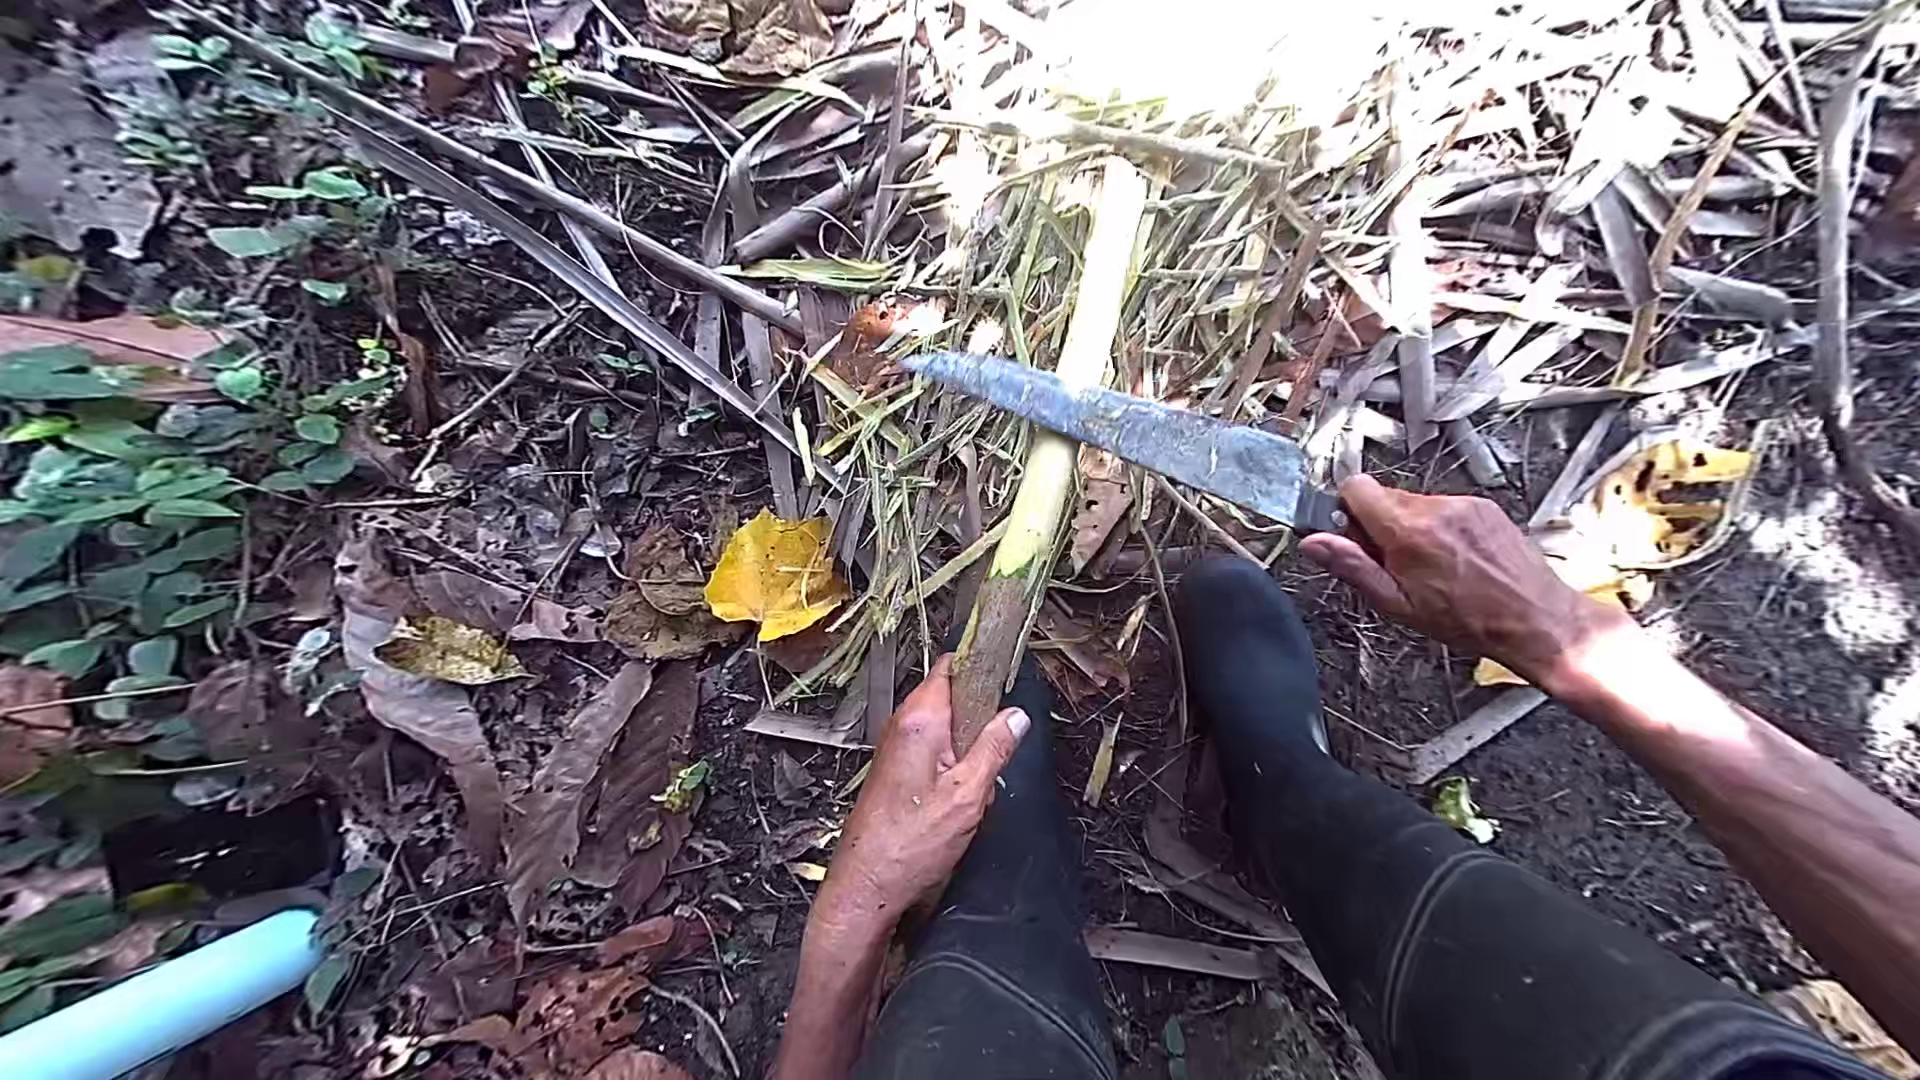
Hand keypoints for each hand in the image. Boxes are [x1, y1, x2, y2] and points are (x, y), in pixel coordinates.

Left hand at [812, 655, 1028, 939]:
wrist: (867, 885)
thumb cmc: (907, 844)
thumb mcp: (967, 794)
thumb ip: (995, 749)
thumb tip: (1016, 717)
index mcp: (920, 718)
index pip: (950, 665)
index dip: (979, 666)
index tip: (1004, 677)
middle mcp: (903, 724)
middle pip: (952, 696)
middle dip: (979, 719)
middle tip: (993, 750)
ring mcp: (897, 744)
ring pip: (946, 726)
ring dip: (967, 748)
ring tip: (973, 783)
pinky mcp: (897, 765)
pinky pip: (934, 749)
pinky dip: (952, 765)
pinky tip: (957, 797)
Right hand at [1298, 475, 1630, 687]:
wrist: (1539, 621)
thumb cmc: (1468, 620)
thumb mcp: (1395, 603)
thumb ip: (1350, 566)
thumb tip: (1313, 543)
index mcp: (1409, 531)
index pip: (1355, 487)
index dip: (1344, 509)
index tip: (1350, 535)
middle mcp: (1437, 508)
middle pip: (1380, 495)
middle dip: (1374, 523)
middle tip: (1389, 560)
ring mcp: (1464, 505)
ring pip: (1409, 501)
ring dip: (1404, 526)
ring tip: (1423, 563)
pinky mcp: (1482, 507)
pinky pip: (1438, 506)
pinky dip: (1432, 526)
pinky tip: (1447, 557)